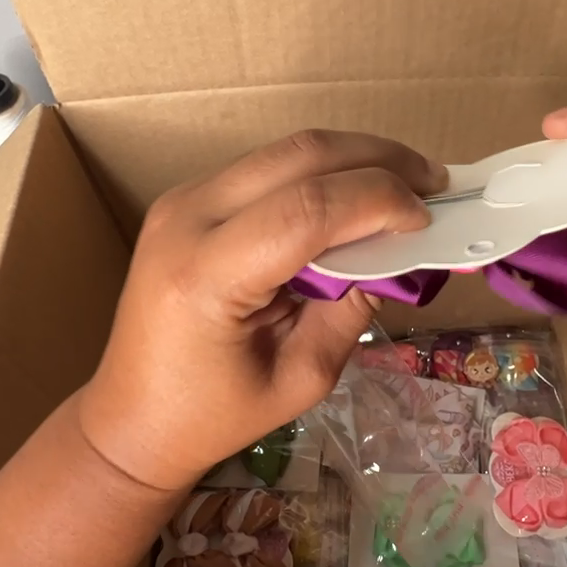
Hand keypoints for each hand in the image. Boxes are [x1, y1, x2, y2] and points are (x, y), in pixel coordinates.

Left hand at [80, 130, 446, 490]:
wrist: (132, 416)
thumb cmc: (213, 416)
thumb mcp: (301, 378)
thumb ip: (351, 310)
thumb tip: (397, 254)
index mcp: (206, 274)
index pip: (308, 208)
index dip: (379, 201)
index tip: (427, 219)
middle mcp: (187, 218)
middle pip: (299, 156)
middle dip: (377, 159)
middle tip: (433, 182)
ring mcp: (182, 200)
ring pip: (285, 151)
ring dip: (352, 159)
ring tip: (404, 184)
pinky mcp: (189, 198)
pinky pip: (269, 168)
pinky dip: (322, 173)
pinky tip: (355, 195)